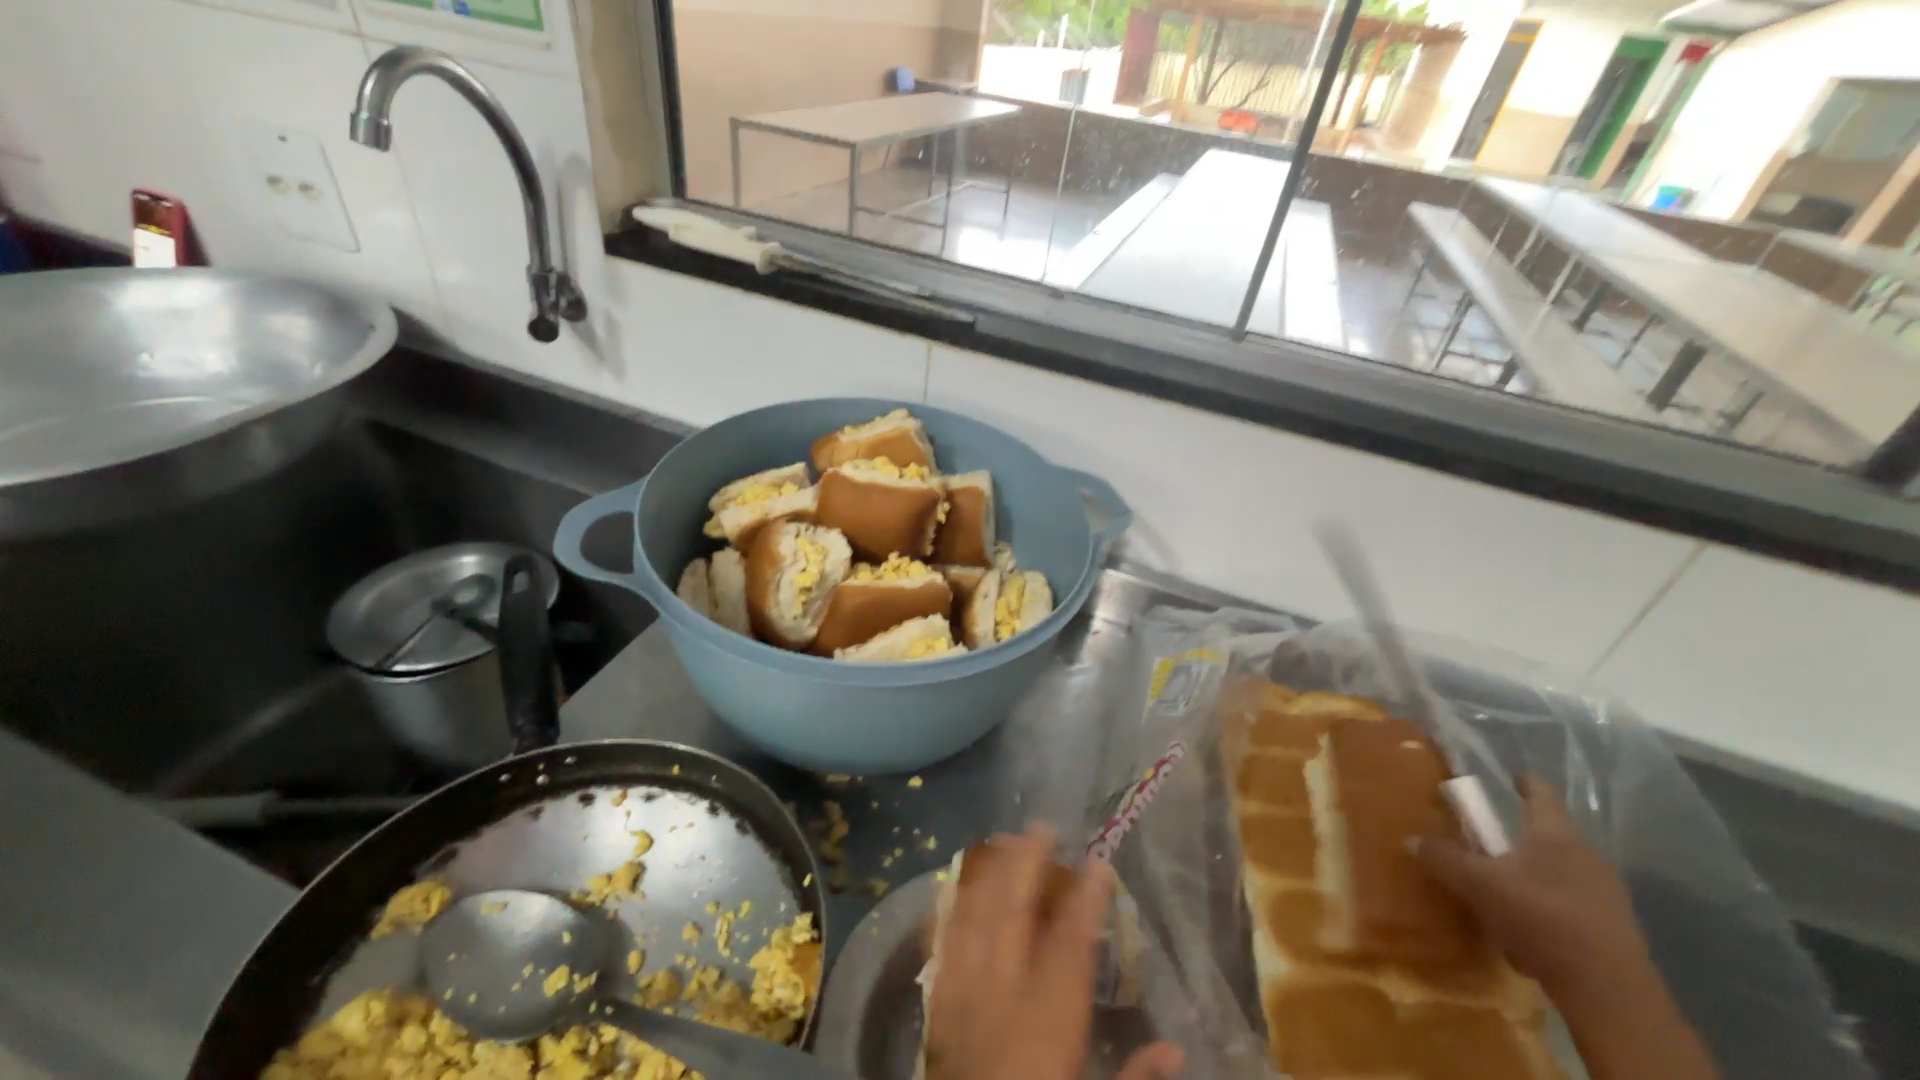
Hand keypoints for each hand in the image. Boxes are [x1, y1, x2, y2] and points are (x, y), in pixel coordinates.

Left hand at [925, 825, 1183, 1079]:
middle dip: (1027, 864)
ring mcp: (963, 996)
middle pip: (1012, 913)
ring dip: (989, 874)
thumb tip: (1176, 1052)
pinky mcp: (937, 1007)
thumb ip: (1134, 1079)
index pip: (1070, 945)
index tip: (1099, 863)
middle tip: (1043, 827)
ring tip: (1004, 840)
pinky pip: (941, 945)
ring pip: (974, 918)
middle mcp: (1001, 996)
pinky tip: (953, 886)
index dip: (1086, 898)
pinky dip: (948, 909)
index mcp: (1047, 1021)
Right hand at [1410, 776, 1645, 997]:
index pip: (1541, 793)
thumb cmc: (1541, 918)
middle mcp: (1587, 856)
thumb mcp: (1479, 885)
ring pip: (1560, 872)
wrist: (1607, 987)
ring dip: (1532, 876)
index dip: (1524, 781)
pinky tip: (1526, 934)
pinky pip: (1571, 905)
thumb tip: (1411, 838)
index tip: (1510, 777)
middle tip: (1489, 844)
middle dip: (1520, 836)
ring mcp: (1605, 893)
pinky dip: (1547, 909)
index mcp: (1556, 835)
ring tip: (1502, 893)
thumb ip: (1444, 859)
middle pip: (1550, 834)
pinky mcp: (1612, 928)